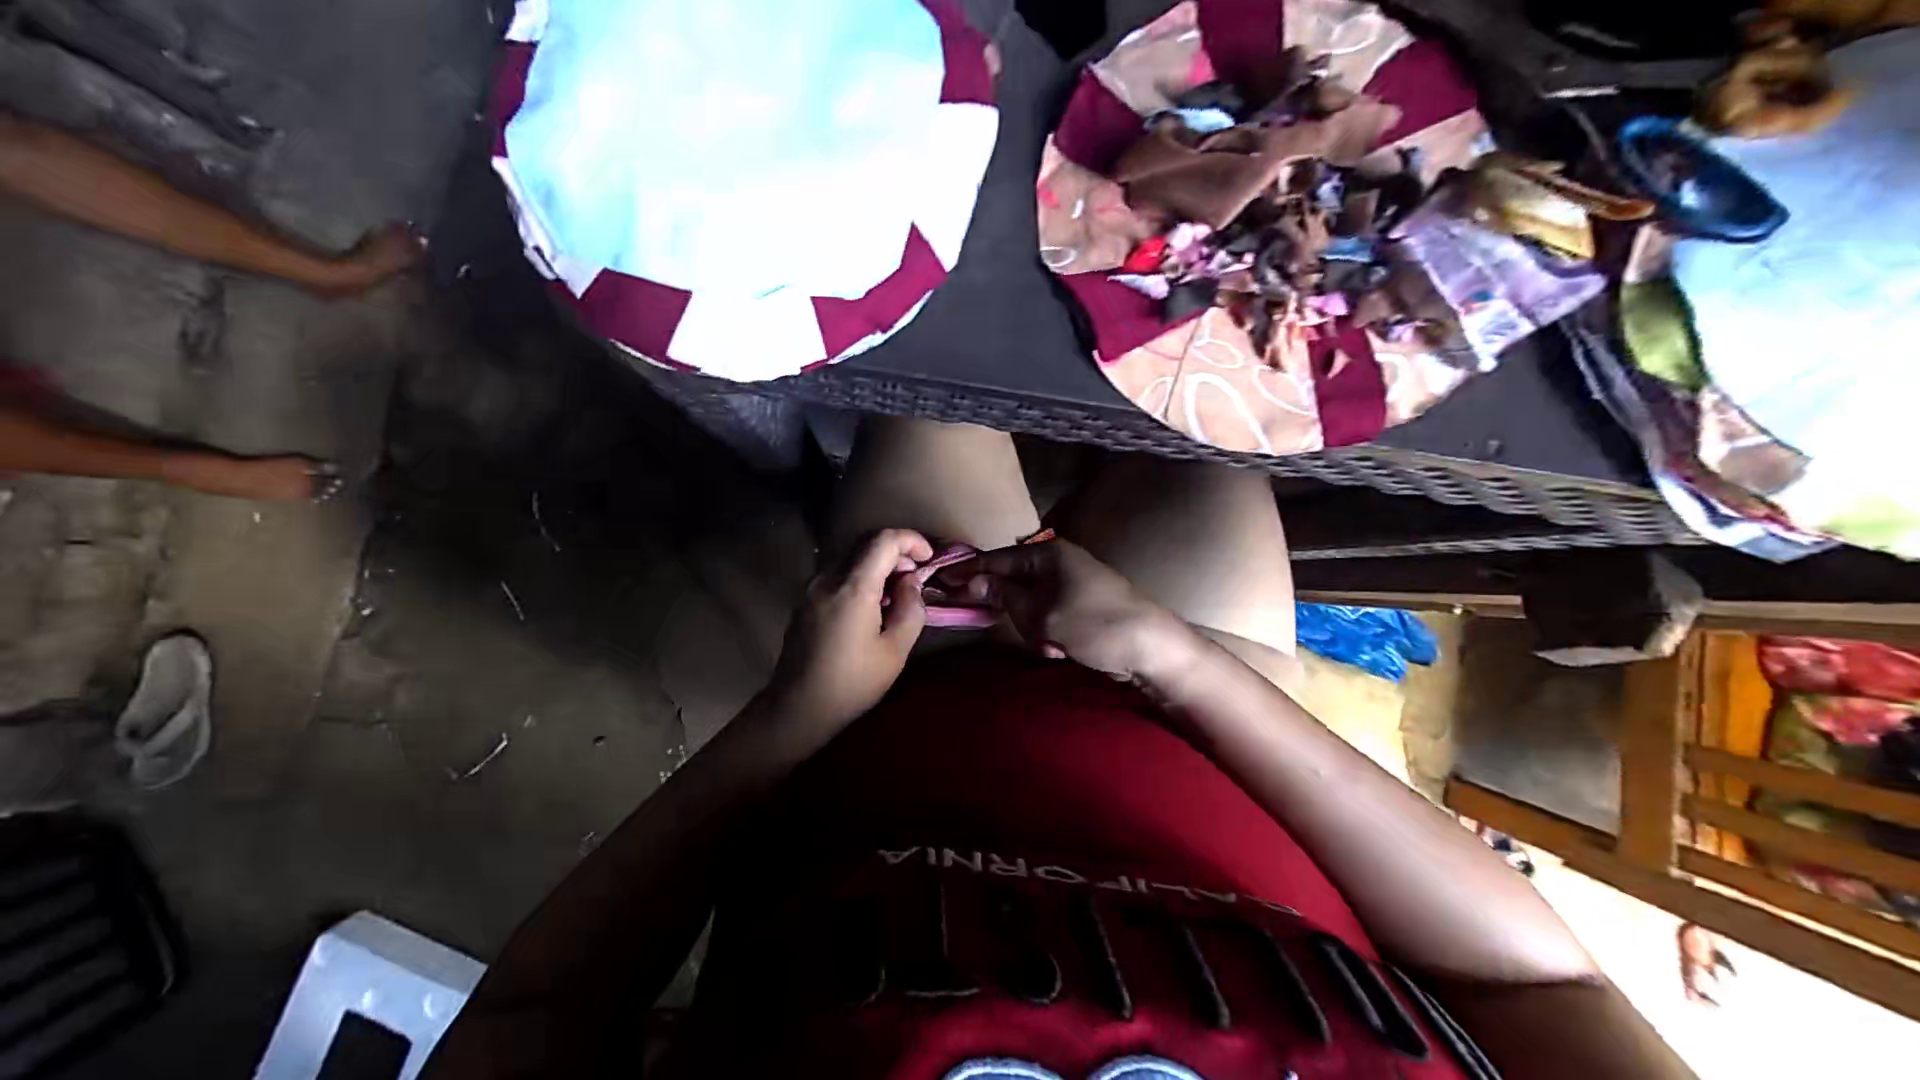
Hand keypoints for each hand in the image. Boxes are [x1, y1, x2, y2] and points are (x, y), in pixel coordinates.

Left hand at [765, 528, 933, 728]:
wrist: (798, 708)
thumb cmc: (852, 684)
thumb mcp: (895, 651)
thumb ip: (910, 609)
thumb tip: (911, 582)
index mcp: (853, 588)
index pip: (883, 540)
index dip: (911, 540)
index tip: (929, 558)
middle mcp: (828, 578)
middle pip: (864, 542)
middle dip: (895, 550)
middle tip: (915, 574)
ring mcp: (811, 588)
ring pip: (849, 556)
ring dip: (877, 562)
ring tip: (896, 590)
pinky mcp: (804, 600)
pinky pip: (837, 573)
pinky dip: (860, 575)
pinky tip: (871, 603)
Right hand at [936, 539, 1196, 681]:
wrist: (1151, 649)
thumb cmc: (1095, 623)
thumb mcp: (1042, 613)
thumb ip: (1004, 596)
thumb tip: (972, 580)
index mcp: (1047, 554)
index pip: (996, 558)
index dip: (967, 571)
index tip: (939, 581)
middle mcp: (1056, 563)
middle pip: (1011, 585)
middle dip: (1015, 614)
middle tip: (1030, 632)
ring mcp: (1068, 586)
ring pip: (1028, 608)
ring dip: (1034, 630)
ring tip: (1055, 645)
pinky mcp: (1077, 608)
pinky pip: (1046, 620)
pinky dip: (1049, 637)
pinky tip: (1064, 650)